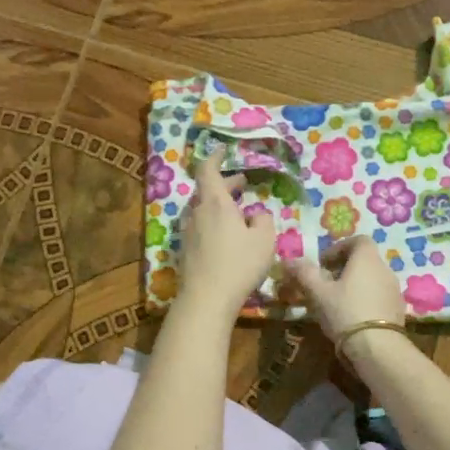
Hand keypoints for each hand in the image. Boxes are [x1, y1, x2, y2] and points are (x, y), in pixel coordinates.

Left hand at [176, 157, 275, 315]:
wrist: (206, 299)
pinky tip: (226, 236)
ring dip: (219, 205)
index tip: (223, 150)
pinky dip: (213, 223)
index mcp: (216, 203)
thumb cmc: (239, 264)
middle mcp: (197, 212)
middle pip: (207, 190)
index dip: (215, 157)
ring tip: (237, 211)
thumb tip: (257, 213)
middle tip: (242, 184)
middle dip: (225, 184)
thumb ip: (264, 219)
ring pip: (202, 209)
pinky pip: (200, 227)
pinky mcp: (185, 250)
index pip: (208, 169)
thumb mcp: (264, 240)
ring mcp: (188, 232)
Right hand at [284, 236, 404, 341]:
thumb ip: (304, 273)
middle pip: (364, 260)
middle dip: (344, 268)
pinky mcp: (398, 309)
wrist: (377, 347)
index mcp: (367, 259)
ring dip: (355, 285)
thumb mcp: (318, 293)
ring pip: (372, 279)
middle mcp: (385, 269)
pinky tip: (353, 316)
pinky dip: (366, 299)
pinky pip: (379, 296)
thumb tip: (289, 261)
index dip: (339, 248)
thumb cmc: (345, 312)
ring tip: (337, 302)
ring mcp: (394, 290)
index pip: (358, 240)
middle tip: (326, 284)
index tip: (323, 263)